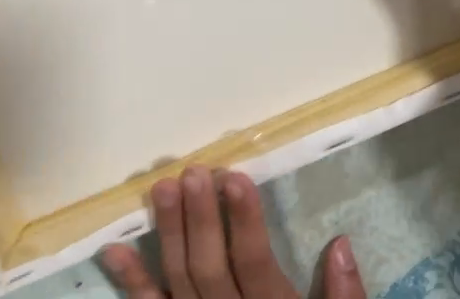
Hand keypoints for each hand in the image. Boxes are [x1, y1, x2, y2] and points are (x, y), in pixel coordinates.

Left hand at [101, 165, 364, 298]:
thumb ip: (344, 297)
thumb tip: (340, 244)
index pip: (255, 263)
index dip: (244, 221)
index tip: (234, 177)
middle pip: (209, 269)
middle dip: (200, 219)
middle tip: (192, 172)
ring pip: (178, 283)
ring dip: (168, 235)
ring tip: (161, 188)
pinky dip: (131, 283)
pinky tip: (114, 249)